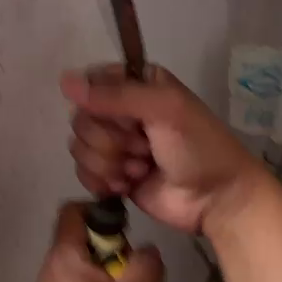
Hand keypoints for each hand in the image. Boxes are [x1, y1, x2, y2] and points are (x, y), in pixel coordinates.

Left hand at [32, 201, 165, 281]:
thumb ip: (146, 264)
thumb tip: (148, 249)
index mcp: (62, 257)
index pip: (73, 210)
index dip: (101, 210)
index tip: (129, 229)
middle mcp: (50, 269)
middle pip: (80, 236)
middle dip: (112, 245)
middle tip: (135, 270)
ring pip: (84, 263)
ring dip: (110, 270)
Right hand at [62, 64, 262, 234]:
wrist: (217, 199)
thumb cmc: (199, 146)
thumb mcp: (164, 109)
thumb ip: (114, 95)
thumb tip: (63, 81)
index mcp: (137, 84)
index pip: (91, 83)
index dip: (101, 105)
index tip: (129, 120)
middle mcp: (122, 110)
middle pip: (81, 118)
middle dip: (110, 140)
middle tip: (143, 149)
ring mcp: (115, 143)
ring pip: (79, 146)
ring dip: (110, 163)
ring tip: (141, 170)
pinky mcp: (110, 174)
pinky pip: (82, 171)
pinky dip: (103, 181)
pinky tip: (128, 186)